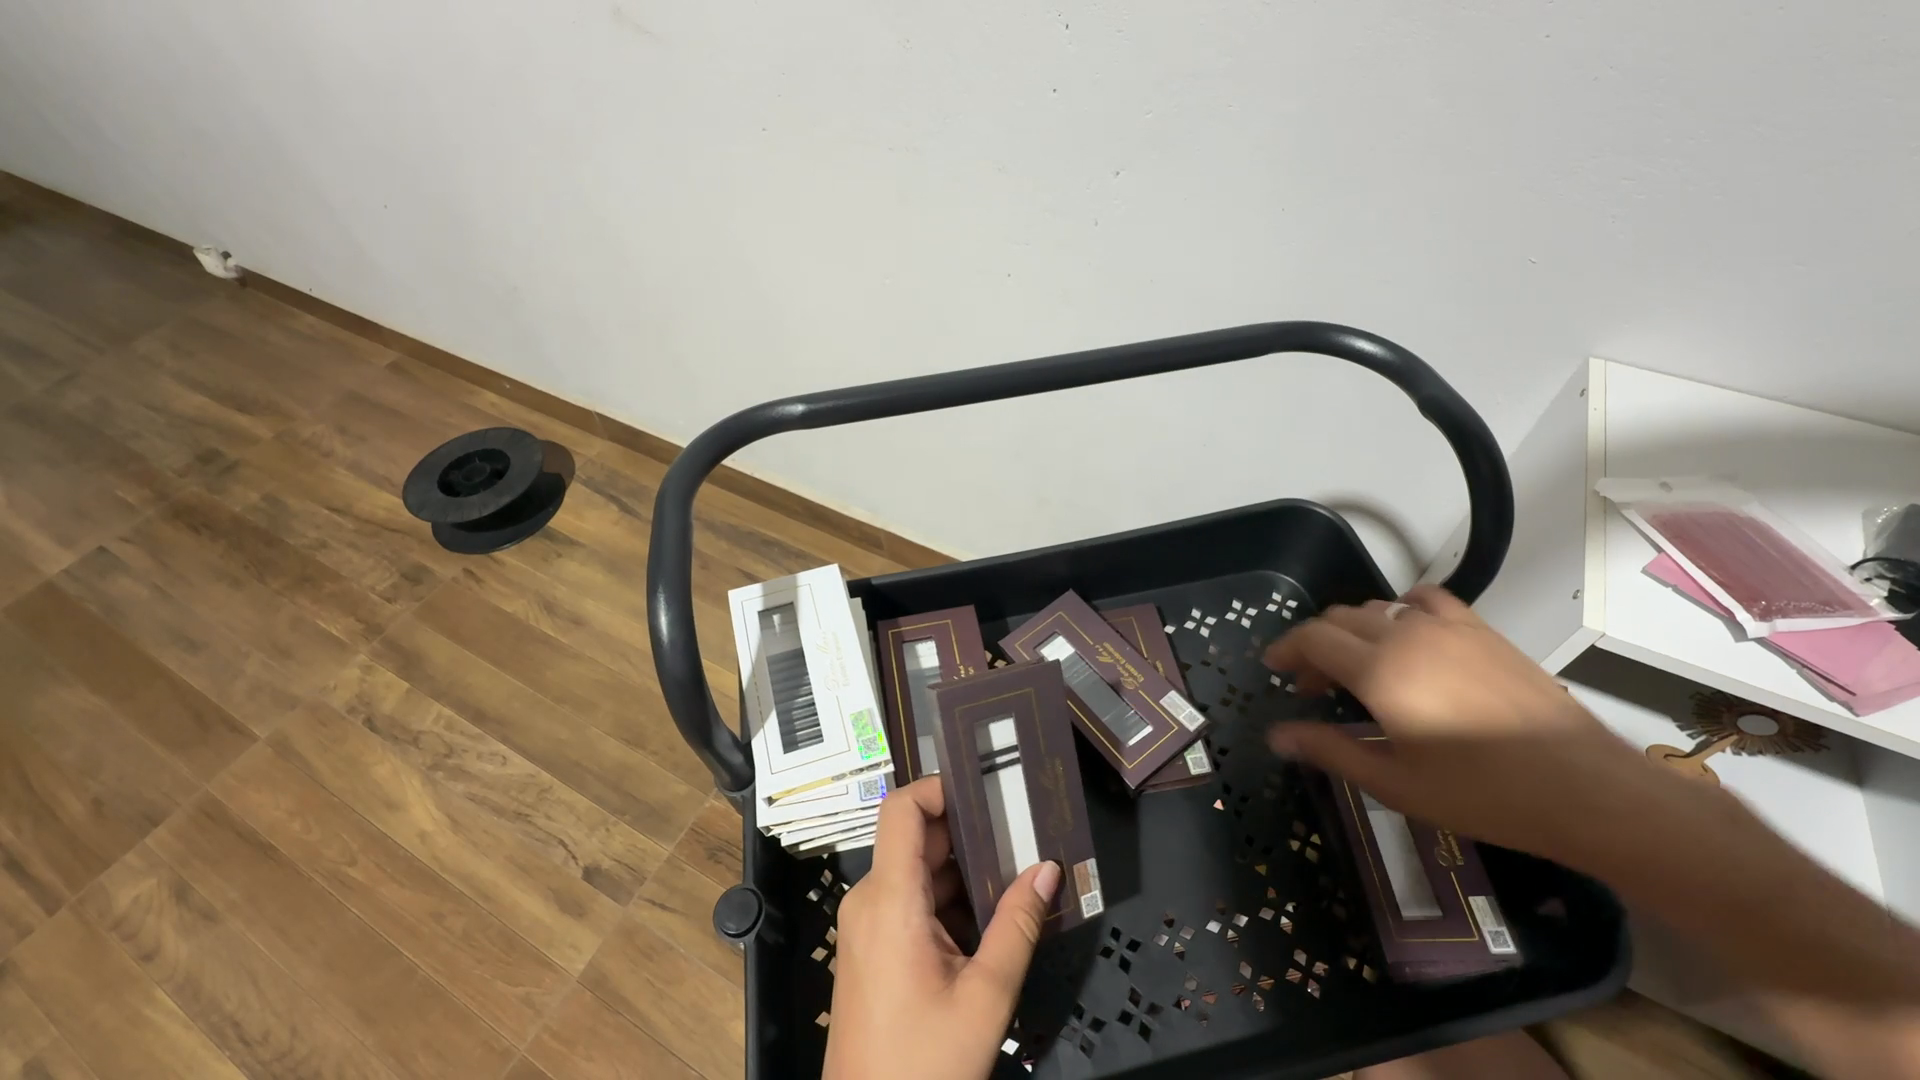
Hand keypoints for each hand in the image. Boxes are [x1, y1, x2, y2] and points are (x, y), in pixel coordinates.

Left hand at [824, 777, 1060, 1079]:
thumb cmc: (926, 1062)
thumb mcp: (986, 996)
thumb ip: (1018, 925)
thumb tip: (1047, 869)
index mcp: (890, 899)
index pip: (901, 809)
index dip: (939, 787)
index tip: (986, 790)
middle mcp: (870, 901)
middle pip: (916, 840)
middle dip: (969, 833)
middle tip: (1021, 833)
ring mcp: (867, 927)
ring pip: (916, 875)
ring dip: (963, 873)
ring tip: (1017, 874)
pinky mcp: (871, 950)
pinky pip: (909, 904)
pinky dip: (947, 903)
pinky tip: (991, 919)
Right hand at [1261, 585, 1672, 870]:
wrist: (1585, 789)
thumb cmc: (1482, 795)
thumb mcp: (1395, 783)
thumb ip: (1330, 751)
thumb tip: (1277, 736)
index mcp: (1381, 672)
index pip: (1313, 639)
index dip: (1286, 650)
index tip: (1273, 669)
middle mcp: (1408, 636)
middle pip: (1341, 619)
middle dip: (1316, 646)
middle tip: (1311, 685)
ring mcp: (1450, 629)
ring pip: (1380, 609)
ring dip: (1354, 631)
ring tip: (1356, 666)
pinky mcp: (1483, 632)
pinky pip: (1427, 602)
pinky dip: (1403, 610)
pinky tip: (1407, 634)